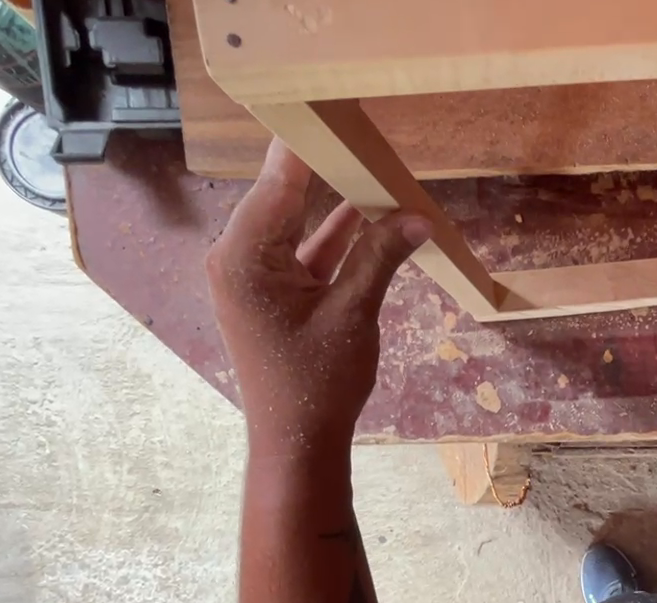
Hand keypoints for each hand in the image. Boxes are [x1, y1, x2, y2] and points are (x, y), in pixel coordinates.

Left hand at [206, 141, 430, 460]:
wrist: (299, 440)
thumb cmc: (319, 382)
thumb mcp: (353, 315)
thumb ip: (380, 259)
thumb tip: (417, 217)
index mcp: (244, 255)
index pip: (277, 182)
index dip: (306, 144)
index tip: (330, 108)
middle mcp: (239, 257)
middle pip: (285, 198)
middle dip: (328, 172)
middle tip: (363, 136)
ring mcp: (255, 276)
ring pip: (300, 227)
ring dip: (339, 209)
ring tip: (377, 174)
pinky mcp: (274, 294)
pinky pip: (306, 254)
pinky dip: (337, 242)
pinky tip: (370, 221)